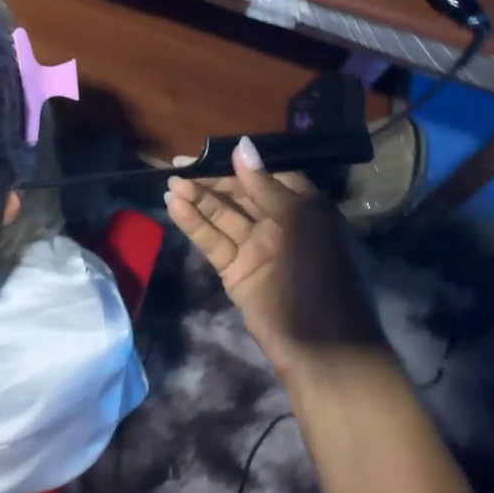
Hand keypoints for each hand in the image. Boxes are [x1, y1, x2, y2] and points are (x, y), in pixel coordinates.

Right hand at [165, 137, 384, 376]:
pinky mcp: (234, 269)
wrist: (323, 346)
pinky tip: (174, 205)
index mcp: (303, 208)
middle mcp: (278, 223)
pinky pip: (212, 240)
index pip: (265, 175)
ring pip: (221, 215)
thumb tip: (241, 146)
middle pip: (238, 193)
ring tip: (170, 182)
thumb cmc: (320, 274)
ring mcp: (255, 247)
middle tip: (176, 166)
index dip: (236, 163)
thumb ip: (265, 185)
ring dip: (197, 198)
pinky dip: (193, 222)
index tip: (207, 152)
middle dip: (209, 179)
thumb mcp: (298, 221)